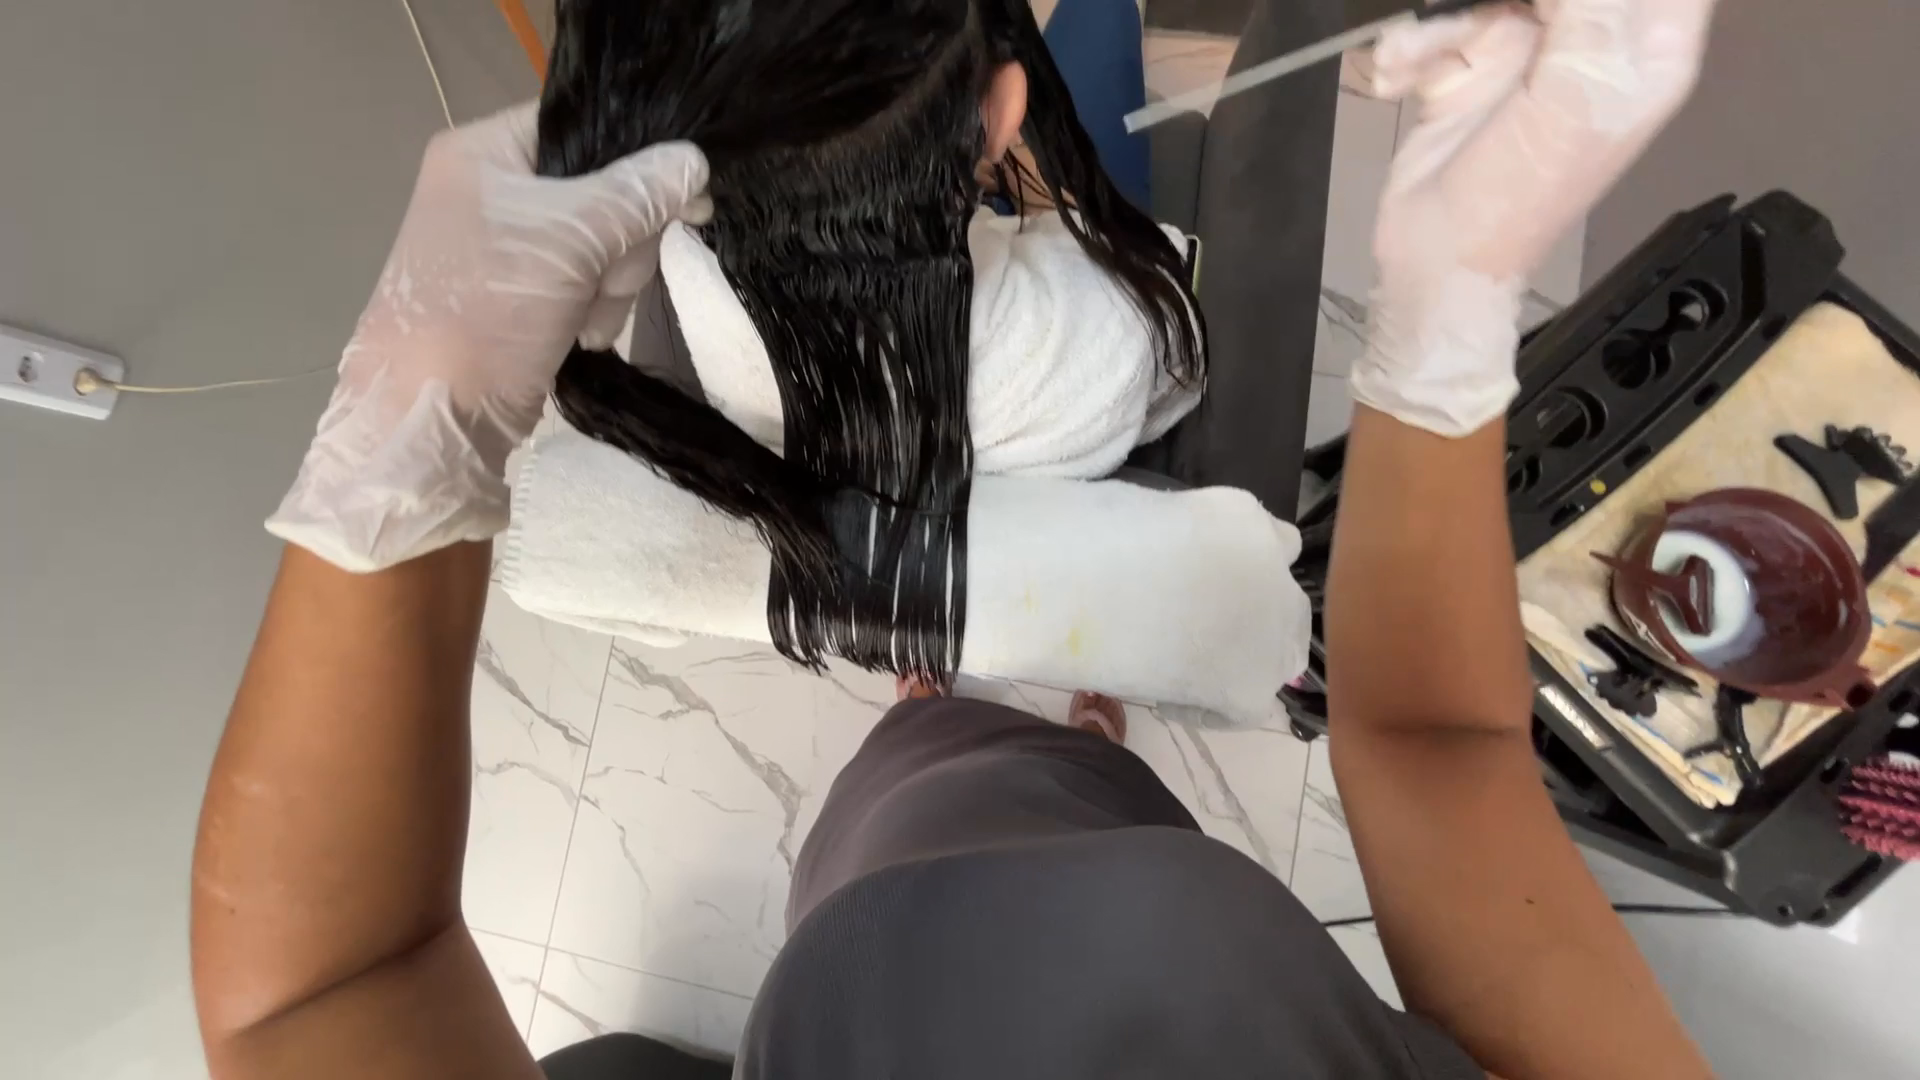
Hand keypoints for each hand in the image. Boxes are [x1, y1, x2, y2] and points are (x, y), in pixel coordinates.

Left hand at [268, 102, 710, 571]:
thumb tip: (696, 161)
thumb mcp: (569, 238)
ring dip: (612, 287)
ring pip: (612, 248)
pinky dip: (600, 310)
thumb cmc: (489, 305)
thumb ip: (636, 196)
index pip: (584, 130)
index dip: (634, 163)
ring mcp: (521, 248)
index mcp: (489, 152)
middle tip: (603, 274)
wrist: (444, 405)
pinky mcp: (537, 294)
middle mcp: (504, 193)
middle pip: (609, 194)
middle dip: (620, 246)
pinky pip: (598, 285)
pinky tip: (580, 332)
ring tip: (582, 315)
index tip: (676, 200)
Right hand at [1352, 0, 1717, 436]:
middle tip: (1480, 17)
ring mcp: (1523, 62)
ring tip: (1399, 57)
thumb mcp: (1574, 98)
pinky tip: (1392, 72)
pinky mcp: (1465, 77)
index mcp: (1643, 52)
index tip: (1537, 3)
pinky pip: (1439, 34)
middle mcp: (1588, 47)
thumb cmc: (1513, 201)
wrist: (1433, 263)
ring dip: (1438, 26)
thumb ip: (1592, 12)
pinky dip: (1410, 51)